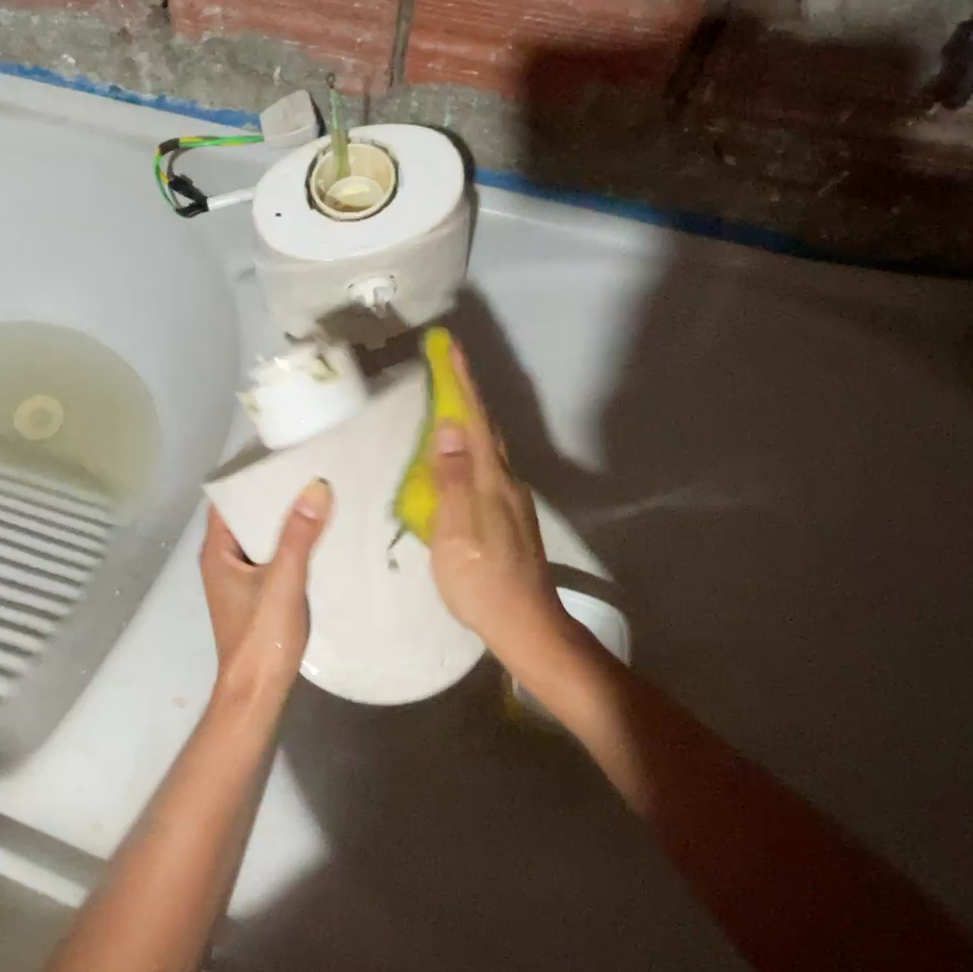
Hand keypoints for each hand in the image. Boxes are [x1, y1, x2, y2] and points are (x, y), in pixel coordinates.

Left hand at [199, 480, 332, 692]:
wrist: (257, 693)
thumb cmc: (261, 637)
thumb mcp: (283, 582)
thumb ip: (299, 536)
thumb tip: (315, 485)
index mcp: (217, 552)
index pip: (228, 499)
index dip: (251, 475)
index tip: (283, 452)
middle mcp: (223, 560)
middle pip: (247, 516)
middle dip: (275, 495)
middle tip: (311, 467)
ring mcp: (240, 579)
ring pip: (263, 537)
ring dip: (287, 520)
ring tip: (322, 493)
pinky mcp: (258, 595)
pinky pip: (274, 557)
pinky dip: (293, 544)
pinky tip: (322, 535)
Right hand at [429, 345, 566, 652]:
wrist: (525, 624)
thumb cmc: (482, 581)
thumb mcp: (456, 533)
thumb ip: (452, 480)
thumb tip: (447, 428)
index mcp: (492, 482)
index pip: (475, 422)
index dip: (462, 385)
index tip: (450, 347)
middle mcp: (507, 483)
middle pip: (486, 429)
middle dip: (468, 394)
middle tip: (448, 364)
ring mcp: (511, 501)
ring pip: (488, 448)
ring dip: (470, 420)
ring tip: (449, 402)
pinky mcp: (509, 518)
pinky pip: (486, 468)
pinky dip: (471, 449)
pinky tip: (459, 458)